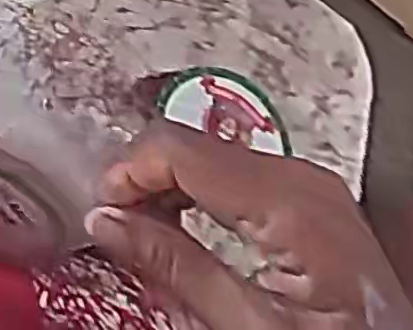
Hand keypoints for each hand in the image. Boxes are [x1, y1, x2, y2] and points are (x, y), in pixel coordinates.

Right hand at [87, 124, 412, 329]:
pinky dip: (199, 186)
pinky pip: (233, 168)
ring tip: (147, 228)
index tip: (103, 205)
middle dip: (146, 177)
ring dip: (168, 182)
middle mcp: (299, 174)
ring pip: (208, 152)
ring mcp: (308, 179)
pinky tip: (186, 221)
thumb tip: (105, 220)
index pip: (178, 148)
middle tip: (120, 223)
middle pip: (191, 144)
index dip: (129, 170)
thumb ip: (176, 268)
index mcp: (288, 202)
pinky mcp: (309, 191)